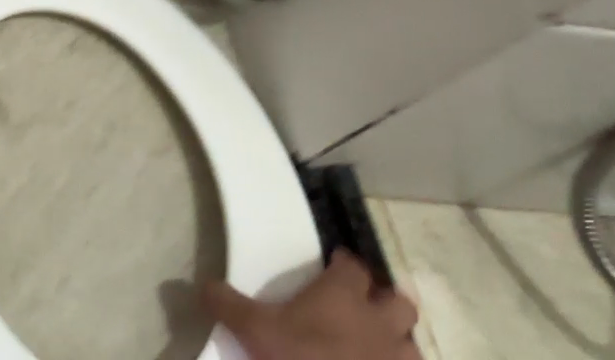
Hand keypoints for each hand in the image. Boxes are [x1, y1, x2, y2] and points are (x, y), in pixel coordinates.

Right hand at [204, 250, 421, 359]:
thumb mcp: (252, 330)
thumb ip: (227, 303)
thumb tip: (204, 284)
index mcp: (343, 296)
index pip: (353, 266)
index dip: (344, 264)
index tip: (331, 265)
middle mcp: (378, 322)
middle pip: (398, 301)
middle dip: (384, 301)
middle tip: (360, 308)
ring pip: (410, 344)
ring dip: (396, 343)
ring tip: (374, 349)